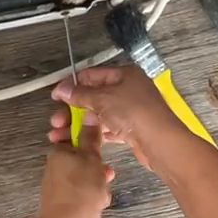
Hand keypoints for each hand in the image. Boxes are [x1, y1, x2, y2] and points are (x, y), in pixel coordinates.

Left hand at [38, 117, 114, 217]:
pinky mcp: (62, 203)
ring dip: (97, 183)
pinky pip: (82, 194)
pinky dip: (92, 197)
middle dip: (98, 166)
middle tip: (106, 173)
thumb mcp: (91, 158)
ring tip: (103, 192)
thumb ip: (91, 136)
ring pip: (85, 177)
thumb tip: (89, 113)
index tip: (100, 145)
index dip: (89, 138)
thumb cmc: (81, 188)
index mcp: (58, 151)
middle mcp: (55, 166)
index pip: (74, 135)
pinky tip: (98, 205)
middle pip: (83, 158)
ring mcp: (58, 186)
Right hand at [49, 66, 191, 172]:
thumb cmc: (138, 114)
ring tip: (62, 134)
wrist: (160, 143)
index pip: (92, 75)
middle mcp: (129, 90)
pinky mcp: (132, 128)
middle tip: (57, 120)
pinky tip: (80, 141)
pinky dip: (94, 133)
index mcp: (124, 75)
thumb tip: (64, 89)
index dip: (72, 85)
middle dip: (73, 109)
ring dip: (80, 123)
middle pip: (94, 96)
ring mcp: (131, 110)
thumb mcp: (103, 99)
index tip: (57, 96)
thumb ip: (81, 94)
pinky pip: (108, 128)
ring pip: (99, 114)